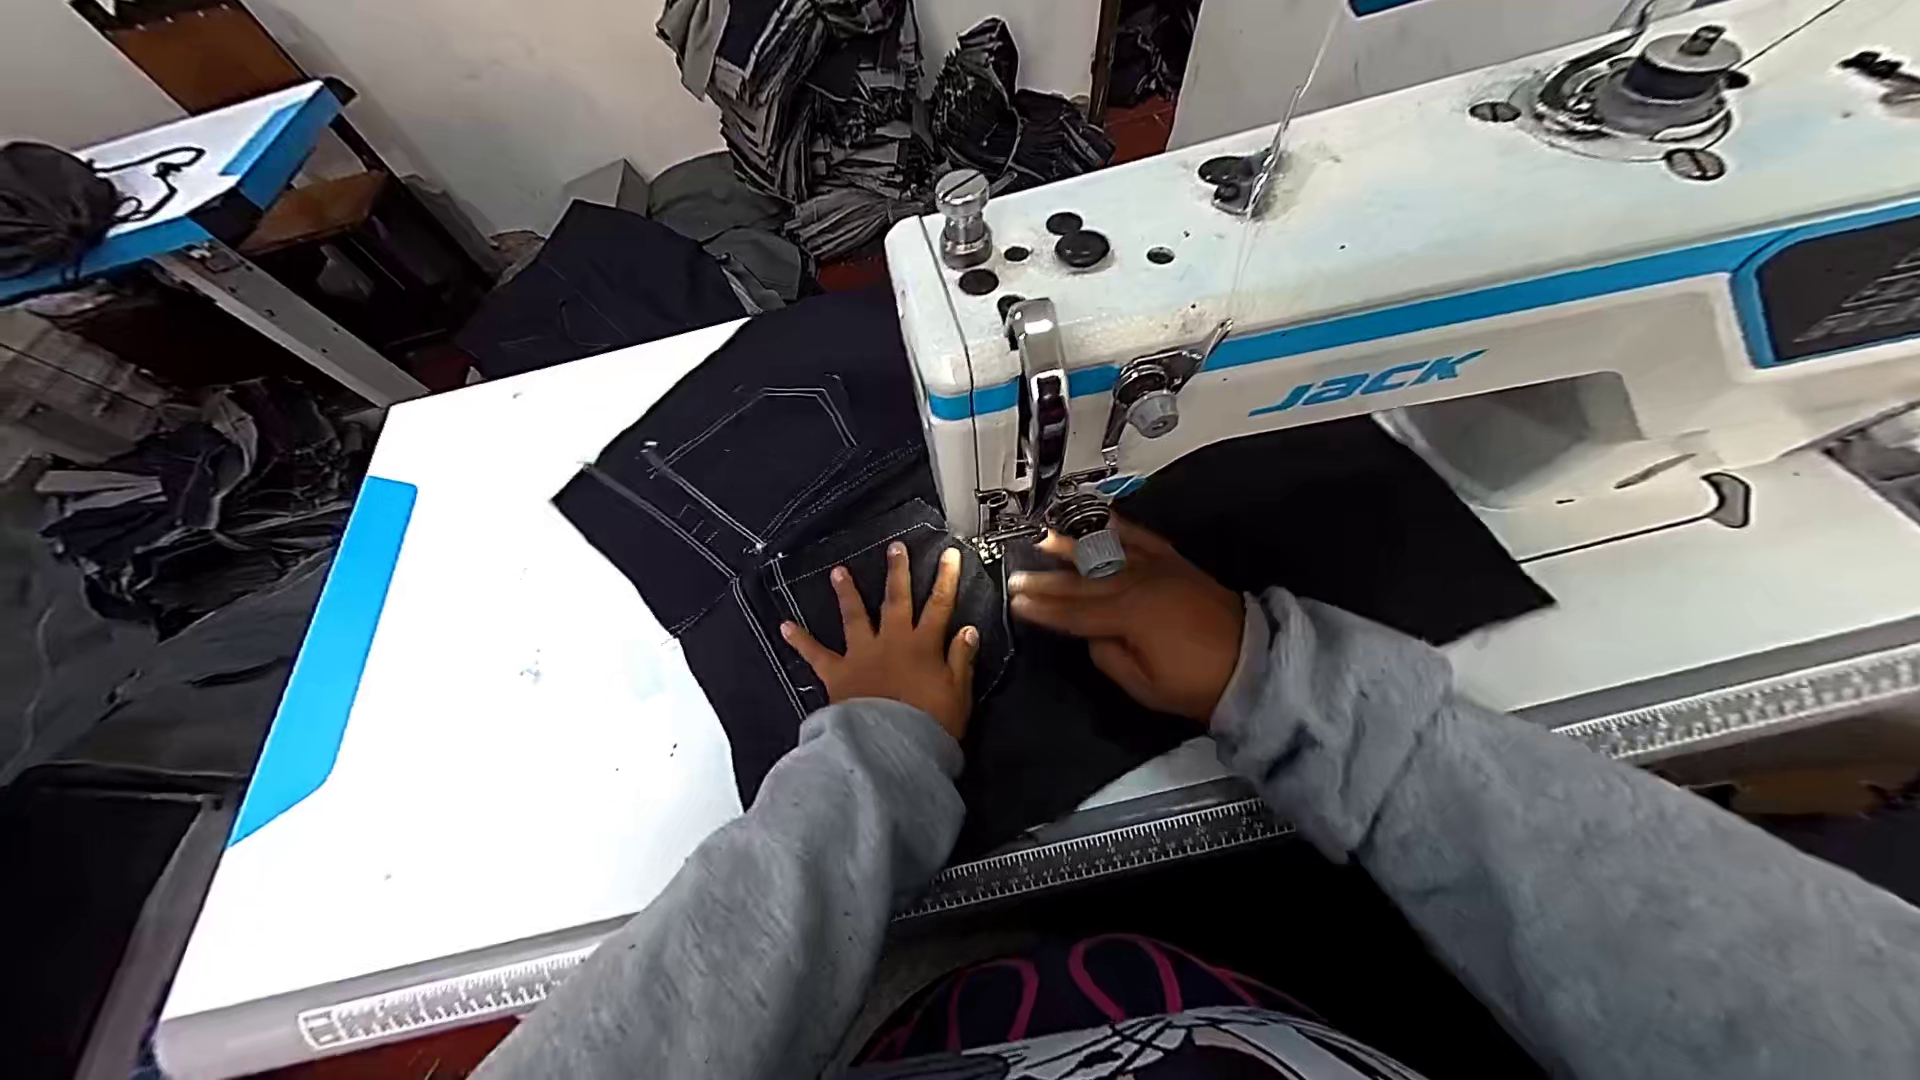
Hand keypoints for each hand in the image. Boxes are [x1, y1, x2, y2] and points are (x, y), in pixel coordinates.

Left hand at [781, 542, 979, 739]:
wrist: (890, 750)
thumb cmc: (929, 725)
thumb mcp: (958, 693)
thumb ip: (962, 659)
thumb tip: (968, 630)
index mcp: (923, 645)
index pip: (939, 604)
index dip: (946, 578)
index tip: (948, 555)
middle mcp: (891, 641)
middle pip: (896, 599)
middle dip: (897, 571)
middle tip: (895, 548)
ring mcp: (862, 655)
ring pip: (854, 616)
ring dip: (846, 593)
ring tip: (838, 571)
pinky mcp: (837, 674)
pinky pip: (815, 654)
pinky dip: (800, 640)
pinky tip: (785, 626)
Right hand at [1009, 519, 1244, 723]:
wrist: (1252, 664)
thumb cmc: (1196, 683)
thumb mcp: (1143, 684)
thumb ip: (1107, 655)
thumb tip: (1090, 635)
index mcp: (1129, 616)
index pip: (1074, 612)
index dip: (1042, 608)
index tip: (1016, 602)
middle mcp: (1139, 584)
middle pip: (1081, 582)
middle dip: (1044, 580)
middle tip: (1016, 576)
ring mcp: (1157, 569)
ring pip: (1105, 554)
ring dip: (1072, 547)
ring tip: (1045, 539)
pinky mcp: (1174, 563)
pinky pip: (1141, 540)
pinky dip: (1120, 529)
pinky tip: (1103, 519)